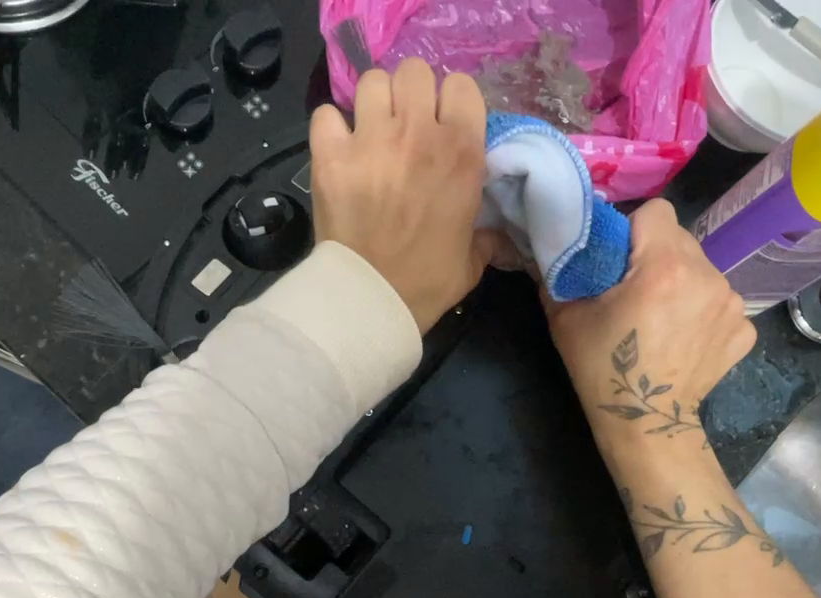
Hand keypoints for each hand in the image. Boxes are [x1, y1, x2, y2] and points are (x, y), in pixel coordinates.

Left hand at [310, 59, 496, 331]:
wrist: (371, 302)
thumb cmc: (427, 285)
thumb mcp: (472, 261)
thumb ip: (484, 236)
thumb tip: (494, 233)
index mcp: (461, 153)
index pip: (461, 86)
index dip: (450, 103)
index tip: (443, 126)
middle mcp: (417, 135)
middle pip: (414, 72)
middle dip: (410, 95)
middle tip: (404, 126)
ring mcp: (370, 141)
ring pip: (371, 83)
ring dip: (372, 104)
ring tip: (371, 132)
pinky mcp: (330, 156)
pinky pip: (326, 115)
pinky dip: (331, 128)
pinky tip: (338, 149)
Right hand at [544, 200, 755, 432]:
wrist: (645, 426)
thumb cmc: (601, 372)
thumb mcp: (566, 321)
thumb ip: (563, 274)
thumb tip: (558, 248)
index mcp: (662, 267)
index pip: (656, 211)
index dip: (633, 228)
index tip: (619, 258)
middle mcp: (706, 276)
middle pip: (681, 240)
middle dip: (656, 258)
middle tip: (635, 294)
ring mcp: (731, 304)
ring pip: (702, 270)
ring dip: (681, 285)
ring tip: (660, 321)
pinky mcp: (744, 329)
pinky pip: (720, 304)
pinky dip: (702, 314)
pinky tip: (683, 340)